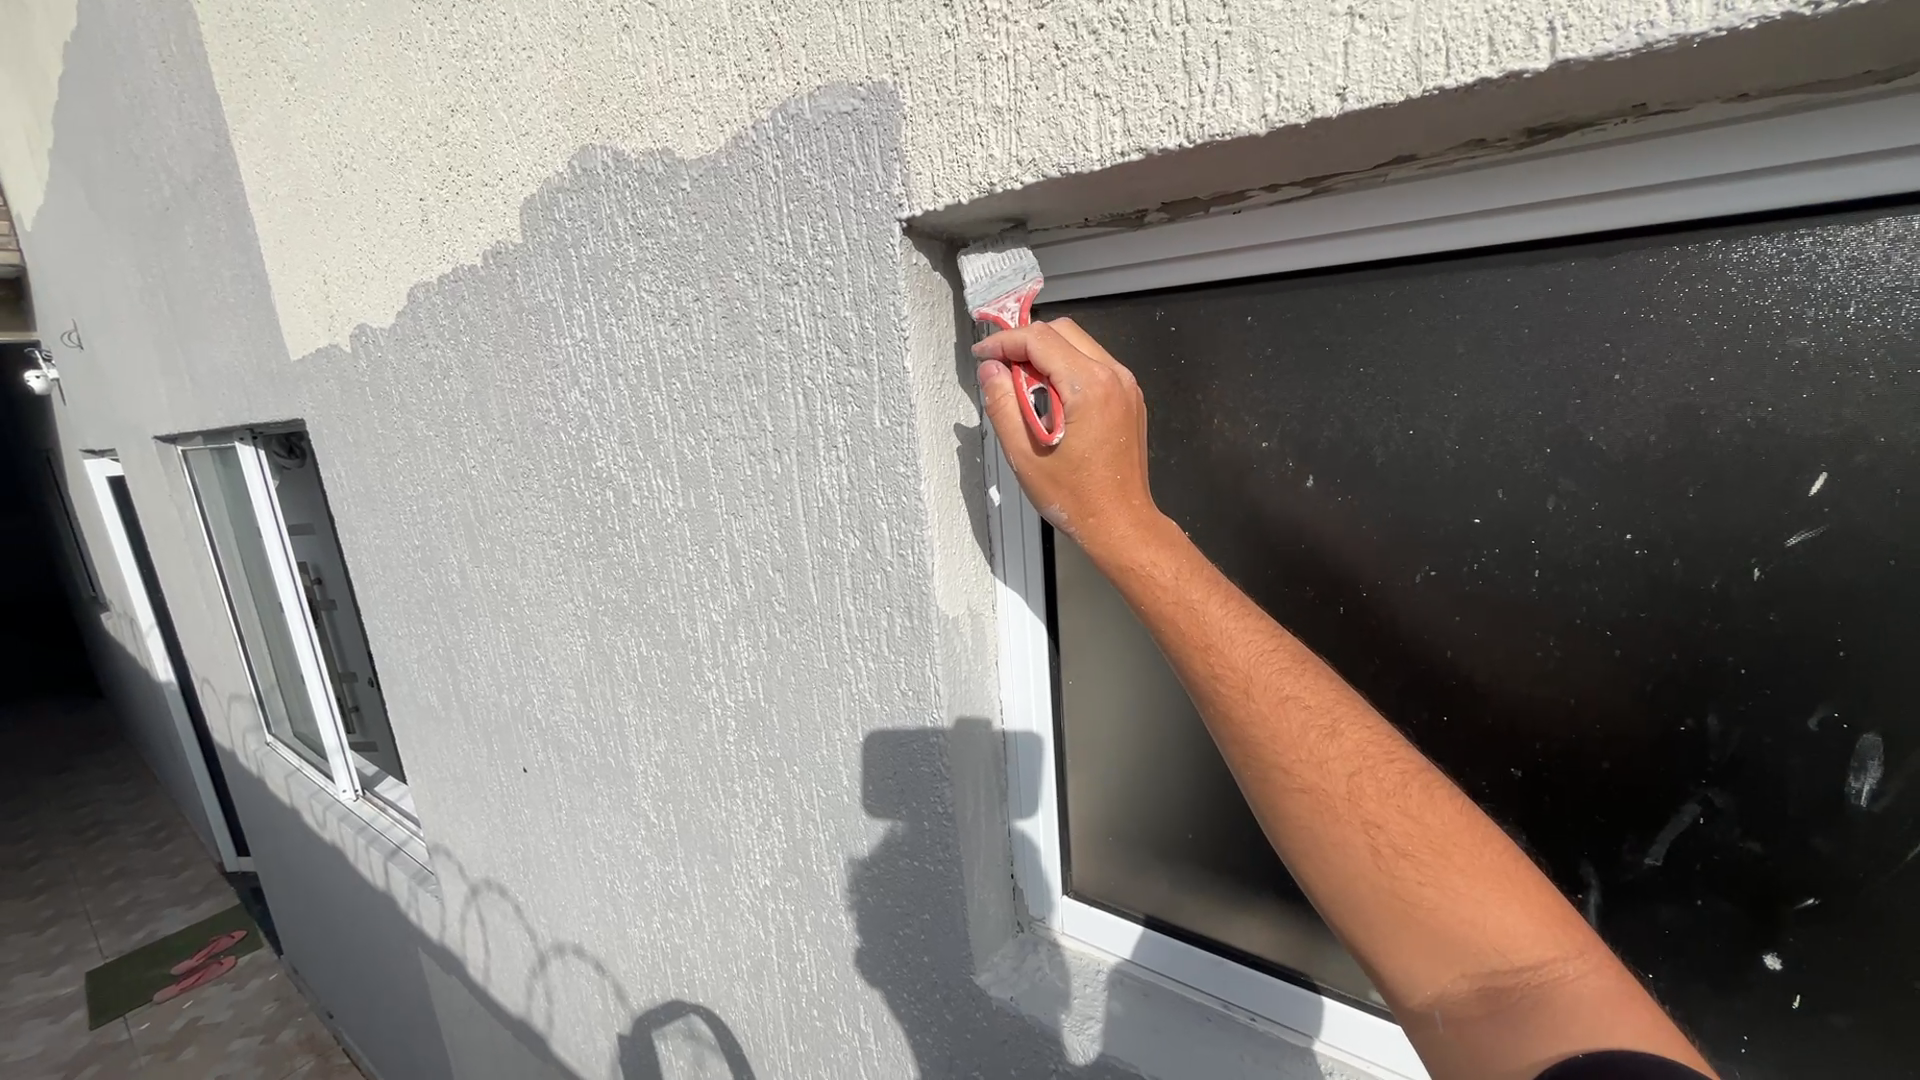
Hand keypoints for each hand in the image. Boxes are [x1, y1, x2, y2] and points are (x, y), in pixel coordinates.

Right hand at [974, 319, 1163, 553]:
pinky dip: (1066, 370)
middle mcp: (1114, 378)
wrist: (1120, 523)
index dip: (1004, 342)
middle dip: (1025, 344)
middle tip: (999, 369)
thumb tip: (990, 371)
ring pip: (1079, 345)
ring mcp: (1126, 386)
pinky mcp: (1129, 398)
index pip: (1039, 340)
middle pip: (1062, 331)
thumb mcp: (1024, 455)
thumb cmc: (1077, 498)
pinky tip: (1049, 400)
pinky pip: (1094, 365)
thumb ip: (1002, 405)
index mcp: (1090, 387)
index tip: (983, 355)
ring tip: (1021, 388)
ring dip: (1046, 356)